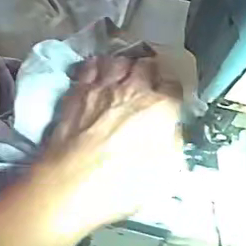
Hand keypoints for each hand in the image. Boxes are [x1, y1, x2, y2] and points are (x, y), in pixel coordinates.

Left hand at [25, 54, 184, 243]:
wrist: (71, 181)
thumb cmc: (119, 184)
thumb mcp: (163, 172)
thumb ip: (172, 144)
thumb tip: (172, 132)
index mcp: (159, 108)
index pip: (175, 86)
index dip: (173, 91)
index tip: (171, 98)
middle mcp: (133, 90)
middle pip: (146, 65)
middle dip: (150, 71)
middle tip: (149, 80)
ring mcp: (102, 87)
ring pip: (118, 60)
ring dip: (124, 65)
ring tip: (123, 74)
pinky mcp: (77, 91)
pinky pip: (90, 67)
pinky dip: (97, 67)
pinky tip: (97, 73)